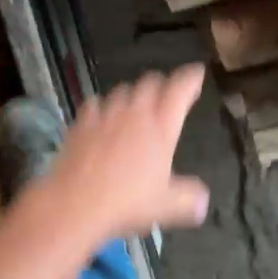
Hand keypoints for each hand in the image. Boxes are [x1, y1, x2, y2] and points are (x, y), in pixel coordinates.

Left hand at [42, 64, 210, 241]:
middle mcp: (136, 112)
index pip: (181, 89)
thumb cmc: (127, 202)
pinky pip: (94, 104)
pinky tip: (101, 117)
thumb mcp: (166, 205)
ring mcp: (107, 115)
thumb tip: (203, 201)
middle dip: (161, 84)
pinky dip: (101, 107)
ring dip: (132, 94)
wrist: (75, 205)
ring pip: (123, 90)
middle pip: (151, 81)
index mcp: (162, 126)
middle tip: (166, 94)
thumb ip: (188, 198)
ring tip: (134, 105)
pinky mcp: (82, 123)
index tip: (197, 73)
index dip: (191, 78)